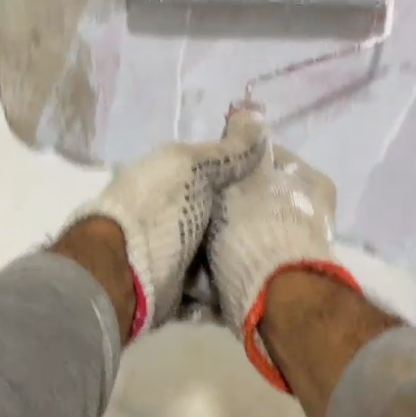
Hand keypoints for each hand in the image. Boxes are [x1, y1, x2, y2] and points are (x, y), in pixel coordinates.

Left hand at [56, 111, 266, 339]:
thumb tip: (257, 121)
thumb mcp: (192, 166)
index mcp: (169, 182)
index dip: (248, 180)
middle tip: (290, 229)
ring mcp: (171, 258)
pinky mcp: (175, 294)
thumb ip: (227, 151)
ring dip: (243, 263)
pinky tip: (261, 293)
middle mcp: (169, 218)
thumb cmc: (158, 208)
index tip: (285, 186)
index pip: (216, 177)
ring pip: (219, 260)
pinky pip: (210, 295)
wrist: (124, 270)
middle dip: (250, 226)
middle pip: (221, 222)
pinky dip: (229, 295)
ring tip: (283, 263)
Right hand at [207, 139, 361, 390]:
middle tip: (191, 208)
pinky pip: (240, 263)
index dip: (229, 161)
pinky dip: (220, 266)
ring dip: (218, 238)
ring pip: (243, 233)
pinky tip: (197, 269)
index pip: (263, 156)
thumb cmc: (256, 225)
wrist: (271, 296)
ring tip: (189, 241)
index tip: (201, 173)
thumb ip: (242, 144)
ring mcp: (293, 251)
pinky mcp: (276, 283)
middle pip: (251, 198)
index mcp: (308, 181)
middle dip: (221, 205)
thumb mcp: (245, 172)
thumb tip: (247, 111)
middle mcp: (307, 214)